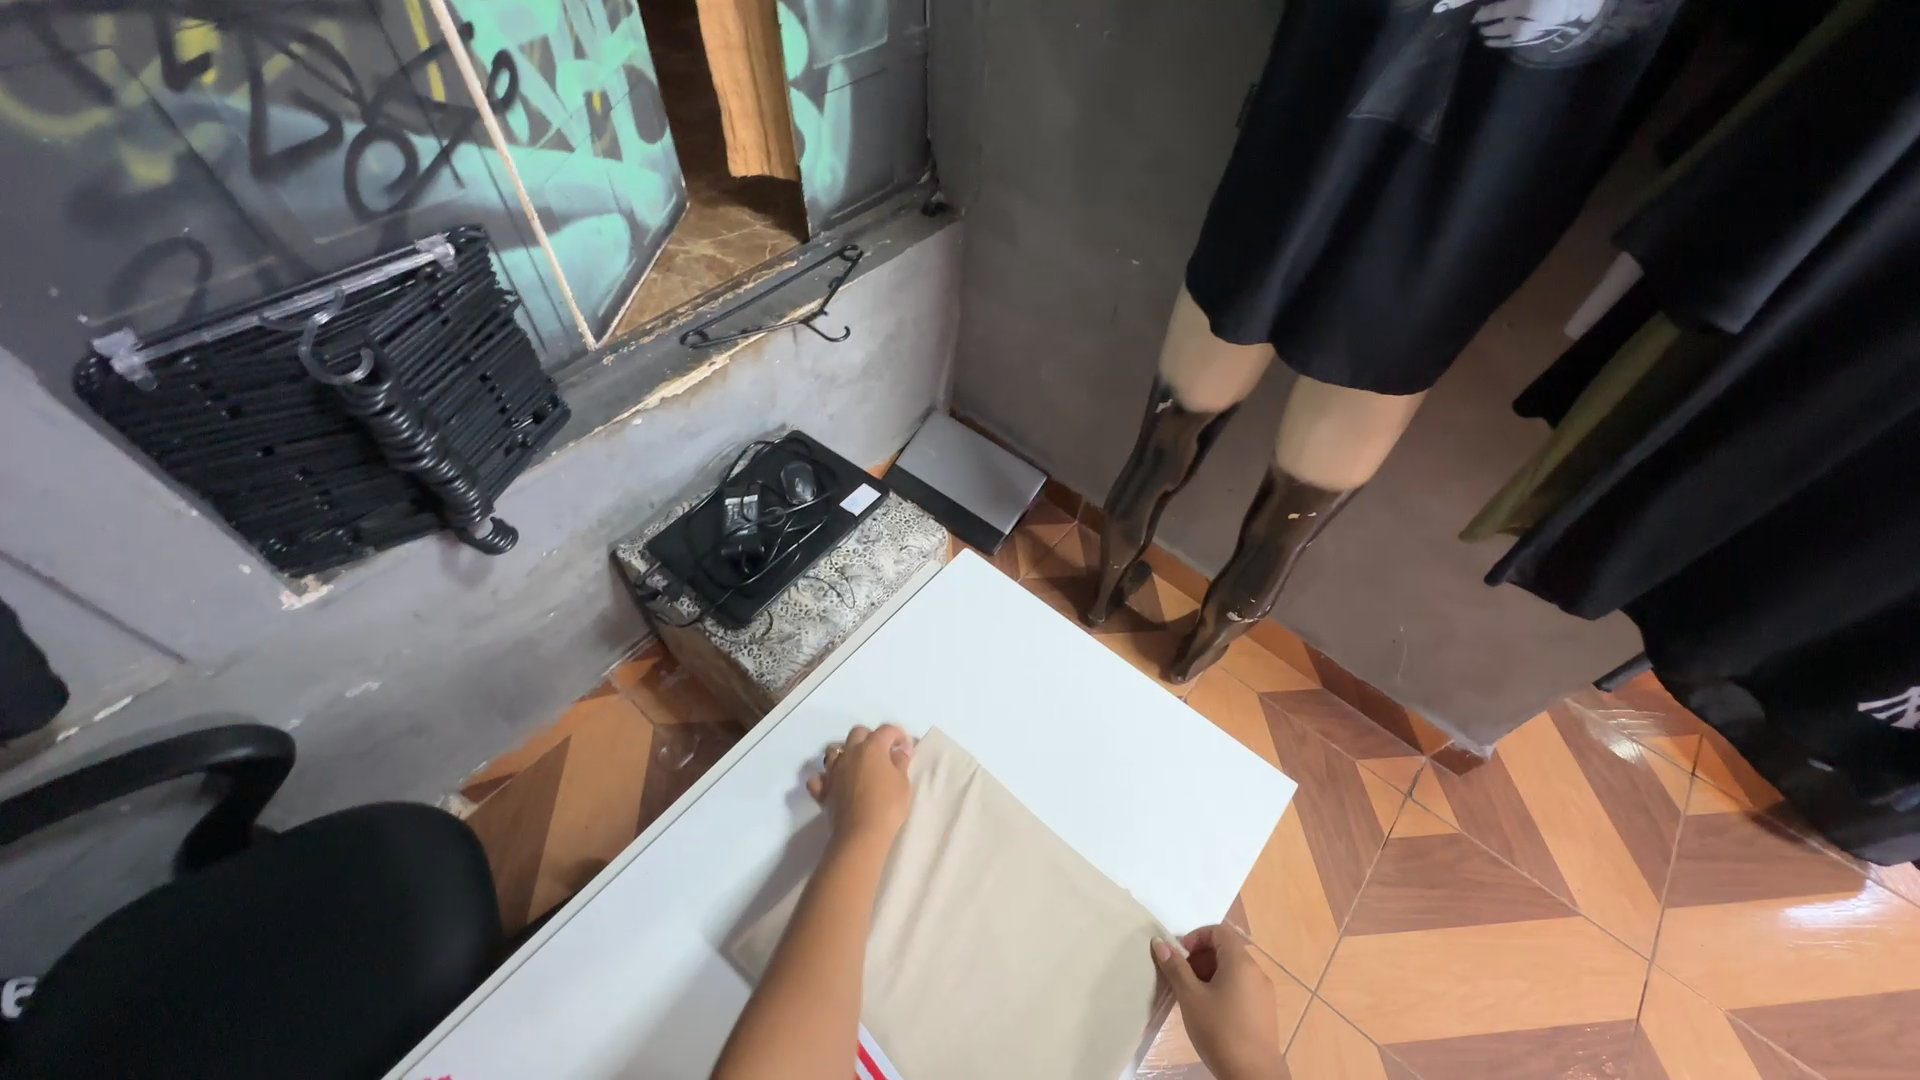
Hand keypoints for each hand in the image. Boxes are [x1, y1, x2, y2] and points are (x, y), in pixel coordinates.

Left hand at [807, 725, 913, 848]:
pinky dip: (825, 778)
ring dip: (845, 753)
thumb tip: (900, 750)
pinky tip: (833, 784)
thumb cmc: (888, 805)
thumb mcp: (903, 782)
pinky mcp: (823, 789)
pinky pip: (819, 777)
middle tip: (881, 754)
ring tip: (856, 765)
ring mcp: (834, 770)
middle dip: (870, 737)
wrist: (862, 833)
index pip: (886, 730)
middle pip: (858, 733)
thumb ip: (901, 762)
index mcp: (872, 748)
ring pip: (834, 750)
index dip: (898, 734)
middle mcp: (850, 753)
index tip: (904, 746)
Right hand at [1152, 925, 1281, 1079]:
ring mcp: (1264, 993)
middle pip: (1226, 950)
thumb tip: (1160, 942)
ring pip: (1233, 970)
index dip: (1196, 937)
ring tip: (1194, 997)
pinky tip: (1211, 1012)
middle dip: (1200, 958)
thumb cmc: (1219, 1031)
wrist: (1253, 1077)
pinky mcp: (1265, 1012)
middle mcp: (1257, 972)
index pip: (1218, 931)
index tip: (1180, 957)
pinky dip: (1224, 988)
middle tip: (1183, 978)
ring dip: (1210, 974)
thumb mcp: (1190, 997)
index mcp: (1241, 963)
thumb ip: (1175, 967)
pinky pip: (1242, 987)